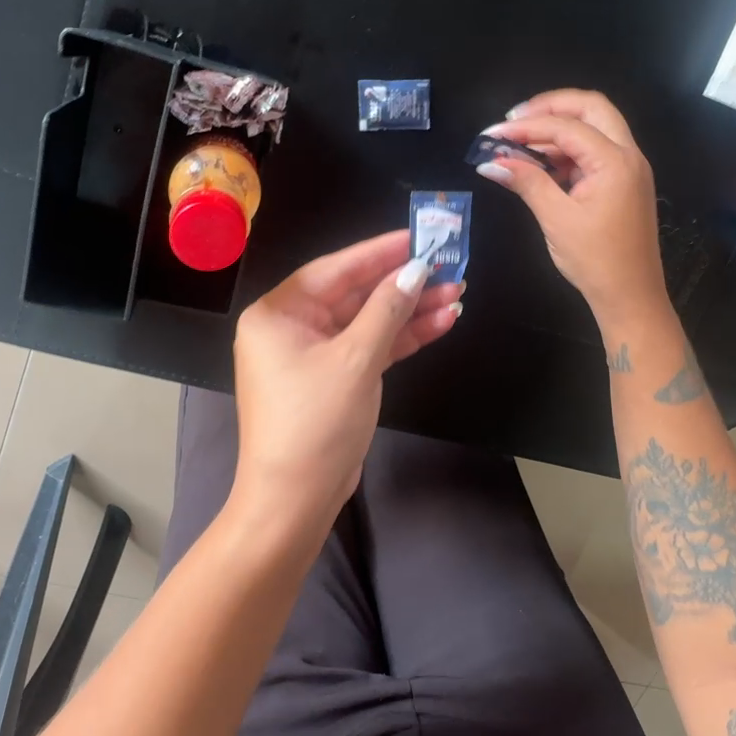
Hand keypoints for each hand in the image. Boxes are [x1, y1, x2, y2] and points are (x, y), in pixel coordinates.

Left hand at [231, 230, 464, 529]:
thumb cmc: (315, 423)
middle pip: (355, 294)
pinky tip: (440, 322)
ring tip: (457, 293)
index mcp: (279, 313)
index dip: (381, 251)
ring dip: (411, 311)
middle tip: (450, 265)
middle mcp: (291, 328)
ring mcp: (312, 355)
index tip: (421, 235)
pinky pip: (369, 347)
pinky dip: (402, 338)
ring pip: (368, 321)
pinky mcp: (333, 380)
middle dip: (404, 284)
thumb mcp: (355, 360)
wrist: (295, 500)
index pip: (337, 269)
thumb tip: (417, 270)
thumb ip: (388, 310)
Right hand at [475, 89, 668, 327]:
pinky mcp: (624, 182)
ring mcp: (629, 168)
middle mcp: (629, 154)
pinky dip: (569, 149)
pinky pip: (596, 151)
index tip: (492, 133)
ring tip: (521, 142)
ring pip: (596, 127)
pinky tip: (541, 163)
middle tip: (515, 120)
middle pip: (591, 108)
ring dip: (559, 128)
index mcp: (615, 161)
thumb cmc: (595, 260)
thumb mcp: (556, 219)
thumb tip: (490, 162)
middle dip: (551, 107)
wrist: (632, 297)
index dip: (526, 126)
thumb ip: (527, 182)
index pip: (566, 126)